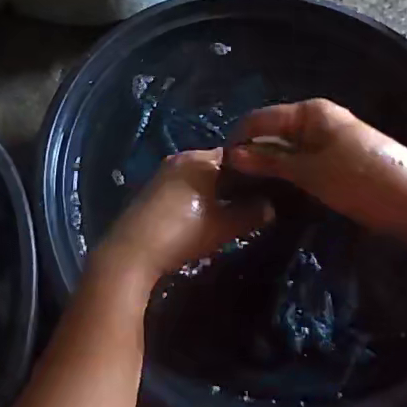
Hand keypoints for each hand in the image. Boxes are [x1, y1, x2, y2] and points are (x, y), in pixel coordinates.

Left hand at [93, 148, 272, 287]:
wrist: (133, 251)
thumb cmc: (183, 232)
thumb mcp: (225, 225)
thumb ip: (252, 212)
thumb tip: (271, 205)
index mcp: (199, 159)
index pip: (236, 155)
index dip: (255, 169)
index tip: (273, 185)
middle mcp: (179, 159)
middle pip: (216, 165)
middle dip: (237, 181)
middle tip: (259, 199)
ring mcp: (163, 174)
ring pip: (200, 177)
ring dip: (217, 190)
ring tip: (237, 208)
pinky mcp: (153, 190)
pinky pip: (185, 186)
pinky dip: (199, 196)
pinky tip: (208, 213)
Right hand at [226, 99, 406, 240]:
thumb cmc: (362, 181)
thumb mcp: (309, 172)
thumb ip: (268, 161)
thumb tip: (230, 154)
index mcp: (310, 111)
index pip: (258, 119)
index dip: (237, 141)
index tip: (221, 169)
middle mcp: (319, 118)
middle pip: (272, 133)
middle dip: (253, 154)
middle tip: (235, 183)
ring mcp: (332, 138)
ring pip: (288, 149)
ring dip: (271, 166)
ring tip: (253, 189)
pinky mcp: (341, 159)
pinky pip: (304, 160)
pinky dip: (291, 173)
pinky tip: (282, 191)